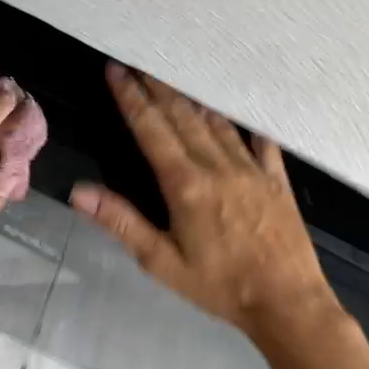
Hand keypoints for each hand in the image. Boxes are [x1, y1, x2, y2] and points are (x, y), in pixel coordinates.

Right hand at [72, 63, 339, 342]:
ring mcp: (251, 170)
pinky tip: (240, 113)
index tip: (116, 70)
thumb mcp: (161, 262)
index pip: (151, 129)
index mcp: (185, 183)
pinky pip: (260, 142)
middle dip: (156, 86)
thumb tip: (79, 191)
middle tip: (138, 62)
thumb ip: (121, 222)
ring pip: (216, 122)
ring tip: (175, 78)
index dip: (131, 97)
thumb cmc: (220, 287)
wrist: (289, 305)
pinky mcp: (277, 181)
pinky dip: (246, 123)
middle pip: (182, 115)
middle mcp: (217, 166)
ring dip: (192, 98)